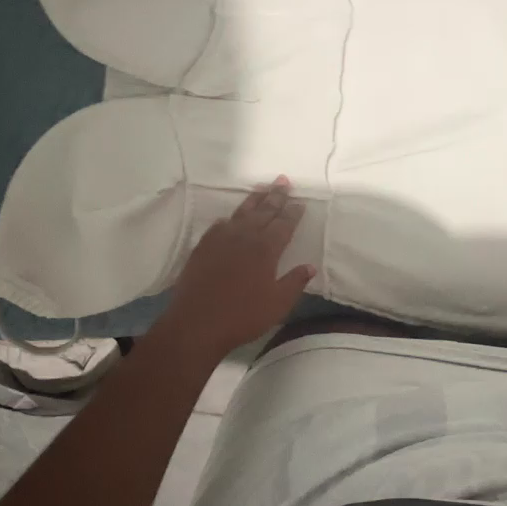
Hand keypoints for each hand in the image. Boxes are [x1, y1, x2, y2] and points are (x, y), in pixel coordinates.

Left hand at [158, 177, 314, 360]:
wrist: (196, 324)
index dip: (292, 212)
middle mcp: (244, 238)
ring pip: (241, 213)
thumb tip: (310, 266)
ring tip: (262, 188)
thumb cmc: (242, 316)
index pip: (283, 224)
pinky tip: (229, 218)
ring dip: (253, 200)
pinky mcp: (203, 248)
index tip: (300, 201)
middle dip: (275, 196)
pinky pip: (219, 226)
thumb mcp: (277, 304)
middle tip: (283, 181)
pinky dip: (228, 219)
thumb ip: (295, 282)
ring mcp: (221, 240)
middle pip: (263, 211)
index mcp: (266, 249)